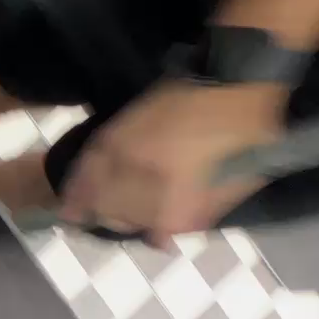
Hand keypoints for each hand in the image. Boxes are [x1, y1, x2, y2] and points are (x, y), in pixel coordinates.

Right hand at [58, 81, 284, 246]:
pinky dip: (75, 192)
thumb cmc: (247, 126)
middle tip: (136, 225)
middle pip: (121, 213)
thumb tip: (180, 232)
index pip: (161, 222)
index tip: (163, 242)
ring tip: (96, 220)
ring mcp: (123, 152)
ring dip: (97, 212)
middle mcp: (144, 169)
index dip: (161, 236)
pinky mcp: (110, 137)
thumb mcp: (250, 168)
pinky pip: (83, 171)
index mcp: (182, 178)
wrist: (230, 75)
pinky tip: (69, 206)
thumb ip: (214, 204)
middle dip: (128, 224)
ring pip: (97, 195)